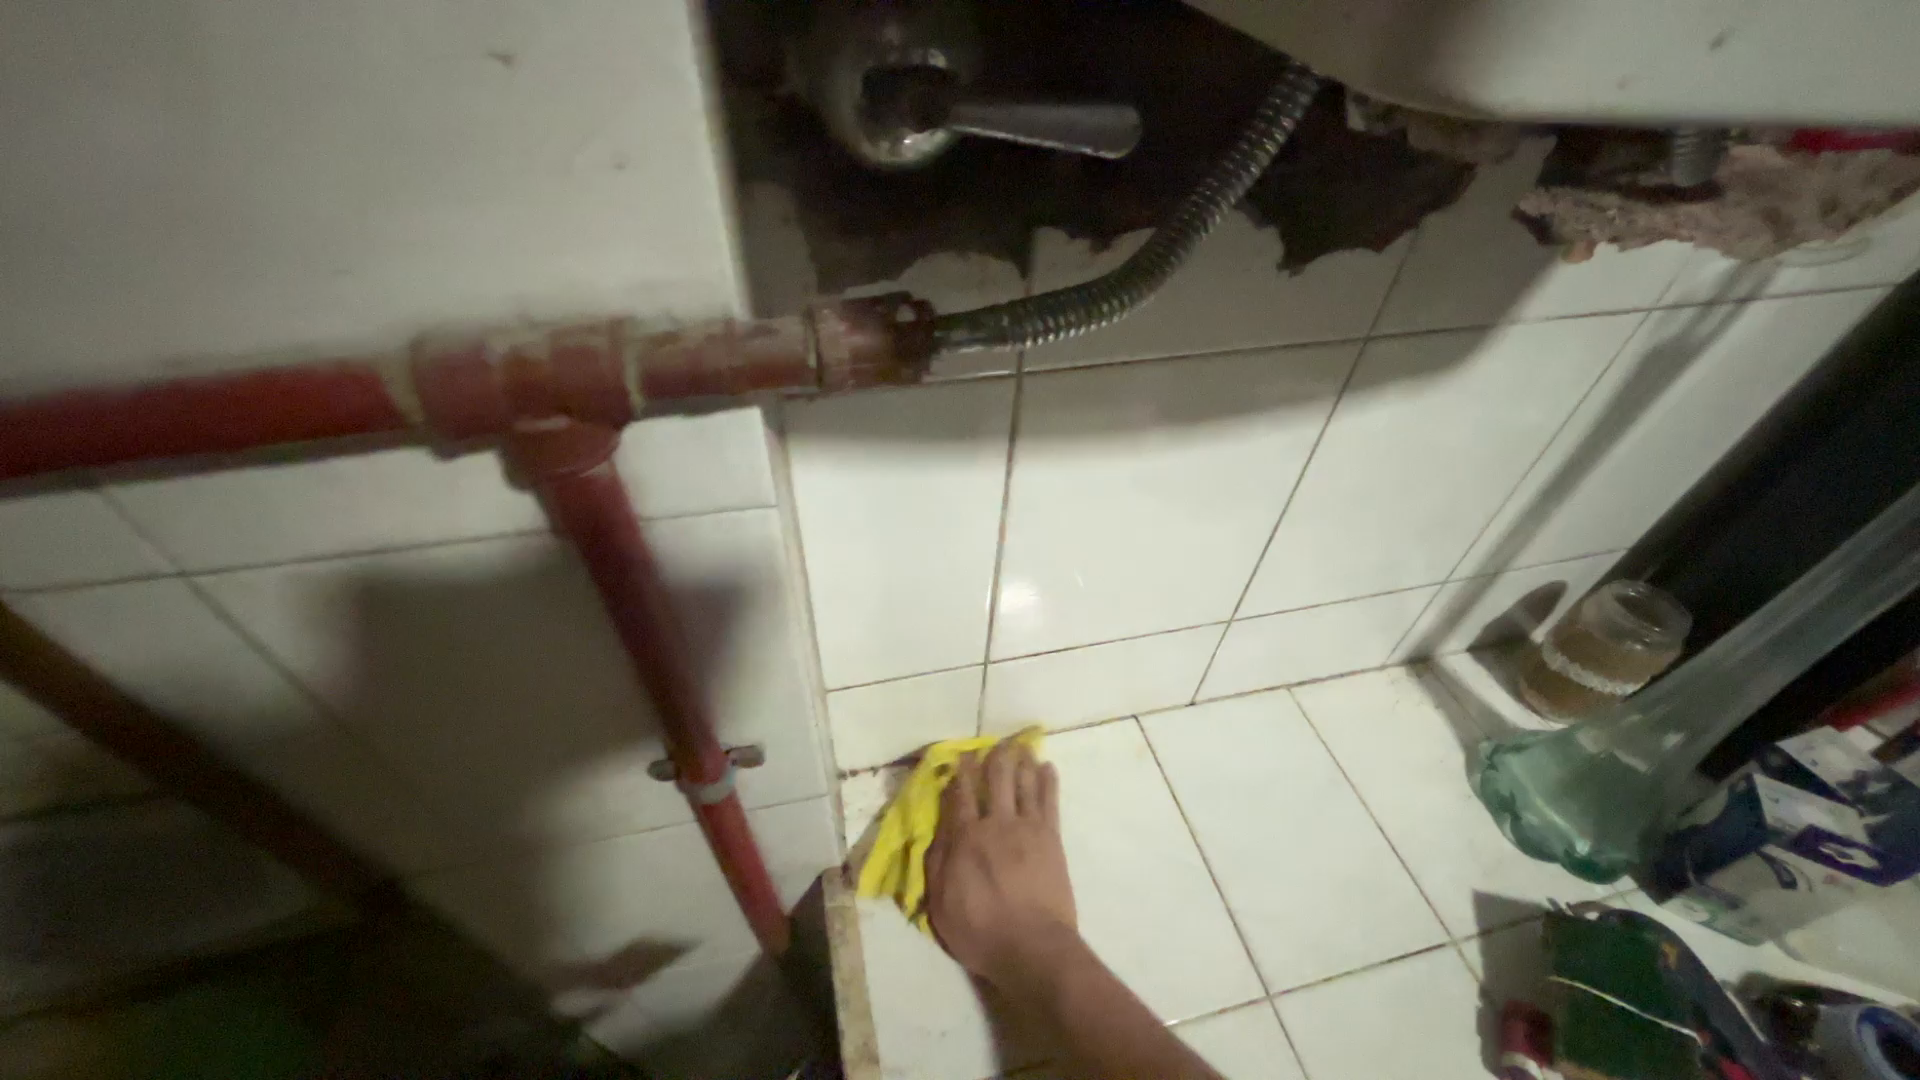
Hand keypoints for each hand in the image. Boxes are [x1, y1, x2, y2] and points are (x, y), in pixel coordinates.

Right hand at [924, 740, 1077, 986]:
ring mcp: (1027, 828)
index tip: (960, 755)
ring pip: (1024, 783)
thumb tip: (936, 829)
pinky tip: (1047, 767)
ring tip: (1020, 746)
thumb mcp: (940, 904)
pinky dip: (1048, 781)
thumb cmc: (980, 931)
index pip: (961, 794)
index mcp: (966, 837)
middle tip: (994, 744)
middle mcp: (996, 823)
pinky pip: (1049, 801)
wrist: (1032, 947)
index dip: (961, 772)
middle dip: (994, 758)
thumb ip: (937, 863)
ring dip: (1021, 761)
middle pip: (996, 779)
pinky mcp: (1051, 838)